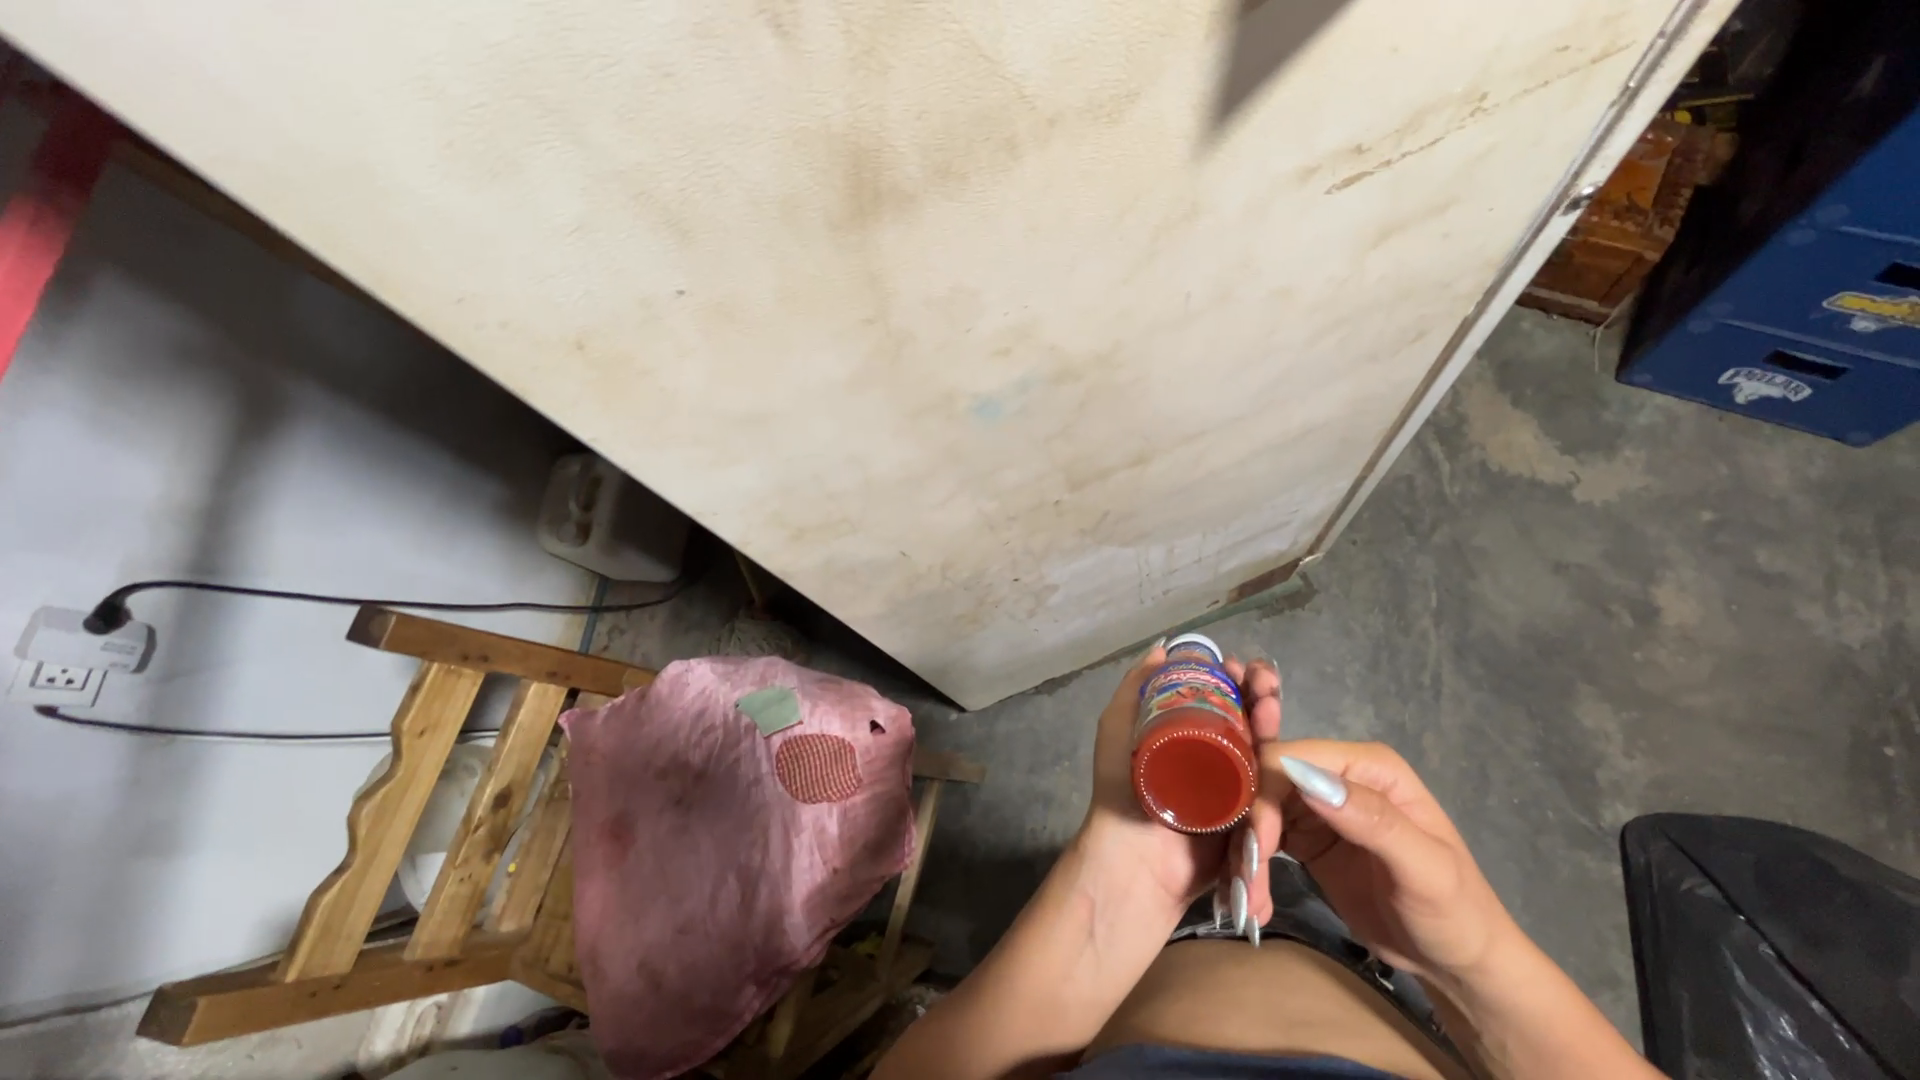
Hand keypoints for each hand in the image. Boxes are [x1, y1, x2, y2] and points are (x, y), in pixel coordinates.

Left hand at [1079, 643, 1281, 927]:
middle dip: (1260, 693)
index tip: (1236, 664)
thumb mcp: (1119, 726)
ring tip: (1268, 699)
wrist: (1135, 856)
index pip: (1220, 700)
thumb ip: (1136, 689)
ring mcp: (1236, 789)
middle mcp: (1214, 759)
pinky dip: (1284, 762)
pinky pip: (1275, 788)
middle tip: (1262, 679)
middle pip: (1248, 719)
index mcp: (1186, 736)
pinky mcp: (1254, 820)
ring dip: (1271, 717)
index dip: (1232, 679)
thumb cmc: (1121, 787)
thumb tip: (1163, 648)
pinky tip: (1280, 739)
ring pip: (1266, 747)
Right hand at [1262, 739, 1517, 984]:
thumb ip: (1372, 820)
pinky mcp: (1304, 839)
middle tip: (1247, 885)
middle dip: (1248, 831)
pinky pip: (1261, 840)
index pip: (1290, 758)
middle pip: (1264, 784)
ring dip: (1245, 856)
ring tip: (1252, 903)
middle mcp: (1336, 777)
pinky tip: (1255, 902)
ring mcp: (1317, 807)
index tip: (1257, 848)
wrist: (1458, 963)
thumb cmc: (1455, 912)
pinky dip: (1250, 868)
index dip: (1263, 794)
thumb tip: (1308, 781)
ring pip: (1256, 813)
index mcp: (1368, 767)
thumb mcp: (1425, 869)